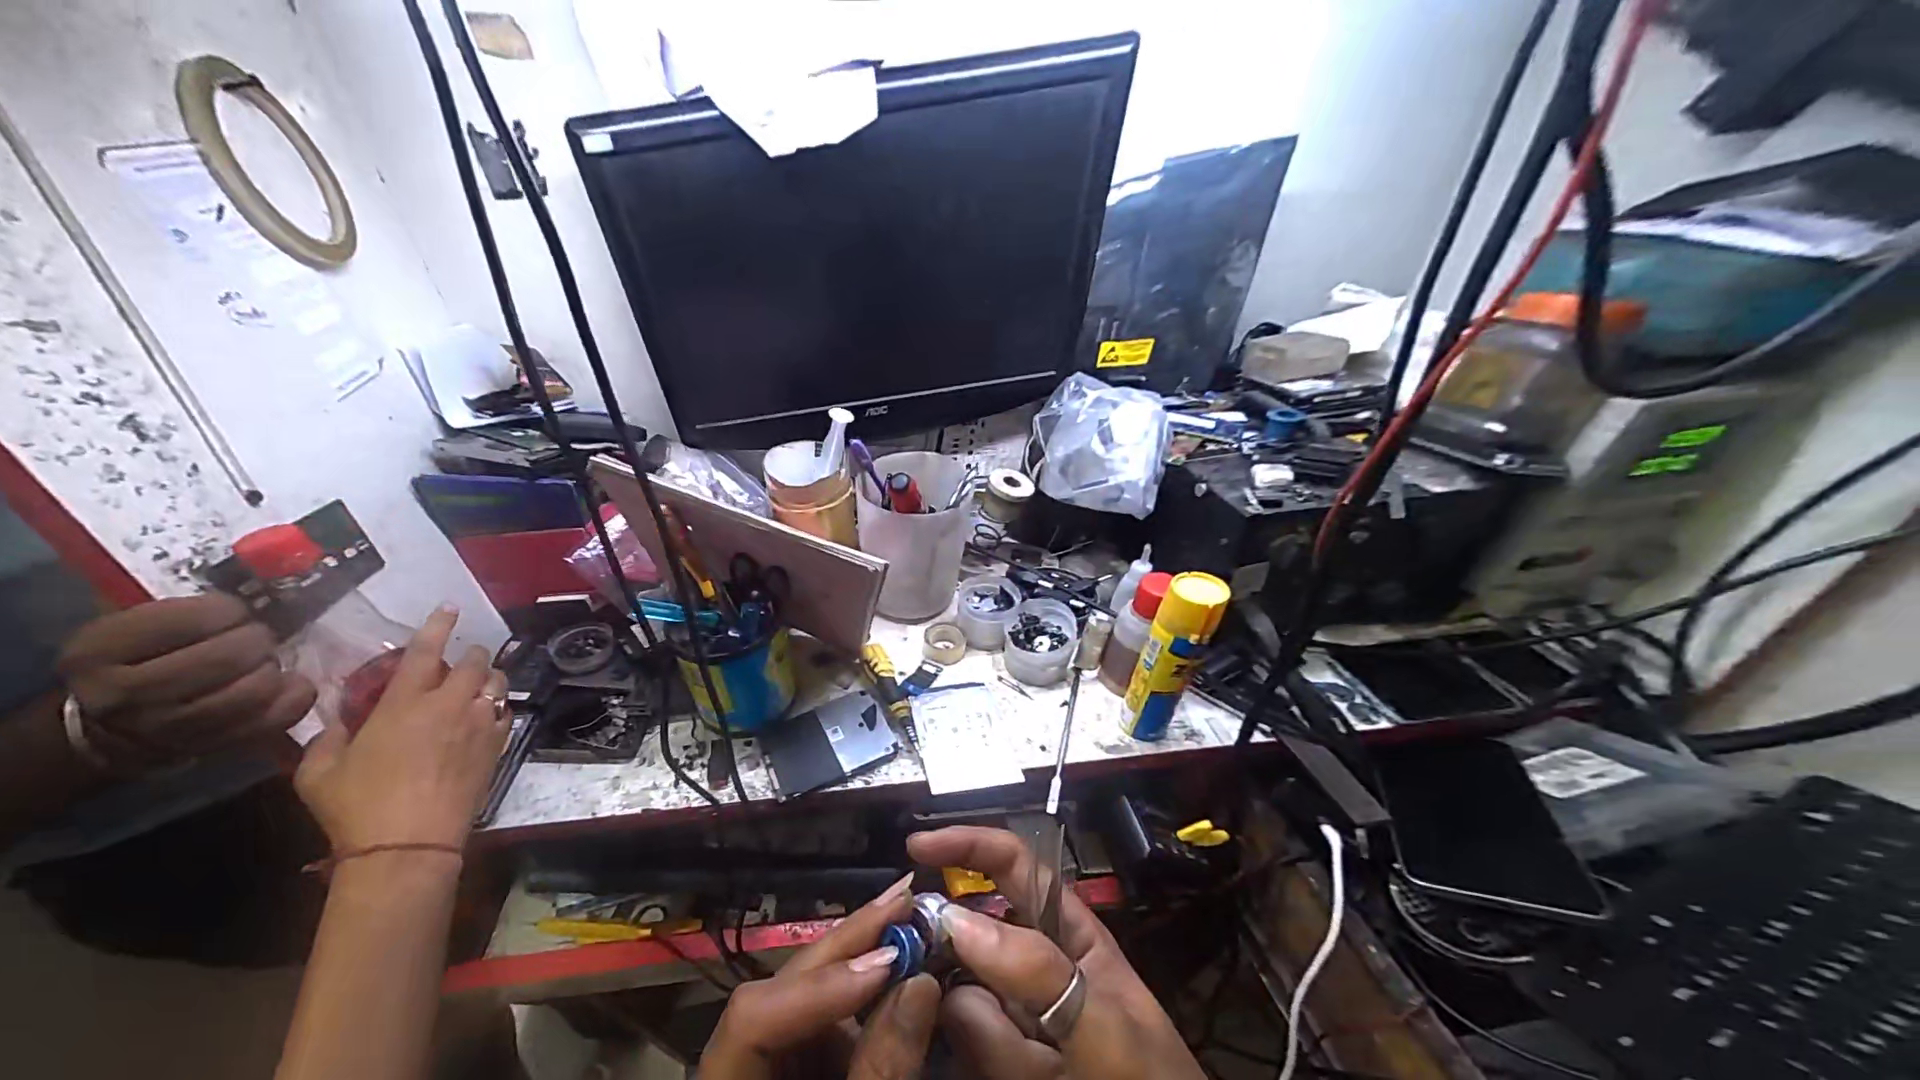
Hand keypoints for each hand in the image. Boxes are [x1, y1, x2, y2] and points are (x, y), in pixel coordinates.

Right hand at [57, 594, 317, 771]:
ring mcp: (167, 728)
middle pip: (229, 656)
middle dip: (257, 640)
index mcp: (98, 652)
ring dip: (272, 669)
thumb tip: (261, 594)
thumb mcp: (136, 625)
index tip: (233, 614)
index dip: (229, 611)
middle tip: (255, 638)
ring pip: (254, 689)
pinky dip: (295, 695)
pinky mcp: (211, 746)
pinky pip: (275, 718)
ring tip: (262, 663)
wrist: (118, 728)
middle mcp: (123, 694)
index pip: (194, 619)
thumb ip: (186, 609)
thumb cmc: (141, 660)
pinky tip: (290, 683)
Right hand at [293, 607, 507, 851]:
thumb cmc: (357, 806)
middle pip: (473, 663)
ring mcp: (479, 724)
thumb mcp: (319, 772)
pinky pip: (504, 713)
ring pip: (496, 684)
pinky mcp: (497, 746)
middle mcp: (449, 705)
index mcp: (404, 703)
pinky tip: (487, 714)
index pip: (424, 651)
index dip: (438, 625)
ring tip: (478, 683)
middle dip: (469, 655)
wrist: (409, 843)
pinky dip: (497, 707)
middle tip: (460, 660)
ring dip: (488, 678)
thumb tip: (335, 721)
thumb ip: (326, 738)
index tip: (450, 608)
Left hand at [702, 874, 941, 1079]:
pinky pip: (833, 1010)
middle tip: (906, 896)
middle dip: (850, 942)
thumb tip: (922, 983)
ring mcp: (772, 1050)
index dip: (820, 984)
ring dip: (864, 950)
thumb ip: (880, 1065)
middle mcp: (741, 1055)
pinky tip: (901, 954)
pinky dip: (869, 982)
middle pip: (784, 986)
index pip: (753, 1016)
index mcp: (726, 1076)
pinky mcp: (802, 1052)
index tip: (886, 963)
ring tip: (909, 909)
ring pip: (812, 988)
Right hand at [907, 827, 1204, 1079]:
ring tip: (1045, 1072)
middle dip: (958, 964)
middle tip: (977, 1003)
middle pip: (970, 937)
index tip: (917, 847)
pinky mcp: (995, 1052)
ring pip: (964, 999)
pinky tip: (1028, 1074)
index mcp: (1064, 930)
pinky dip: (987, 1060)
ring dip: (996, 1044)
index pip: (1012, 864)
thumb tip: (955, 920)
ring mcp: (1010, 1011)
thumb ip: (1036, 972)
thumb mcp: (1105, 1023)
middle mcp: (1027, 962)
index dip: (968, 844)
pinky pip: (965, 1042)